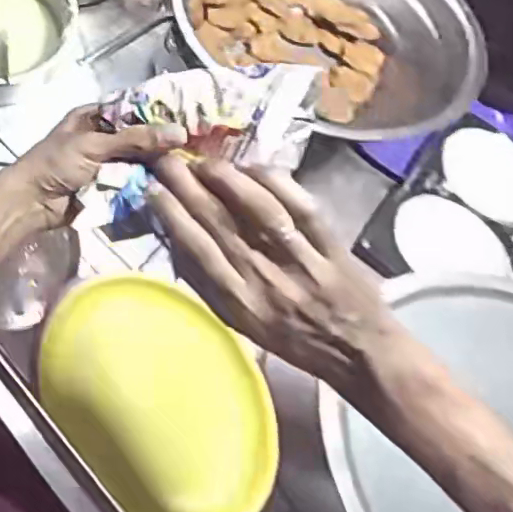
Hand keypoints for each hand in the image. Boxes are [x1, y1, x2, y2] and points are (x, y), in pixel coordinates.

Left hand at [0, 106, 186, 233]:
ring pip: (141, 162)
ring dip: (160, 166)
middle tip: (202, 146)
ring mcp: (107, 164)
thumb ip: (135, 139)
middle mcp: (103, 136)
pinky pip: (134, 183)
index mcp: (94, 116)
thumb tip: (180, 132)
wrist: (31, 203)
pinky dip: (149, 185)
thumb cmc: (55, 164)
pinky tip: (176, 186)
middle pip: (141, 137)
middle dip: (164, 144)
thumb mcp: (94, 145)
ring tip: (195, 168)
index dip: (161, 113)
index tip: (194, 117)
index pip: (134, 109)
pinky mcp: (109, 187)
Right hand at [149, 157, 410, 401]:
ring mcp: (301, 259)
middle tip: (167, 160)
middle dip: (188, 186)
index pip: (197, 249)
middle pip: (220, 222)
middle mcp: (265, 278)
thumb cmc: (290, 336)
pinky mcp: (332, 245)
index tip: (152, 188)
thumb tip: (174, 237)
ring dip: (227, 179)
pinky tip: (251, 168)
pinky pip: (301, 206)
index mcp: (239, 301)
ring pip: (258, 208)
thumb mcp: (239, 321)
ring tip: (205, 163)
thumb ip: (206, 282)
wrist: (359, 352)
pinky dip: (274, 182)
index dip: (172, 214)